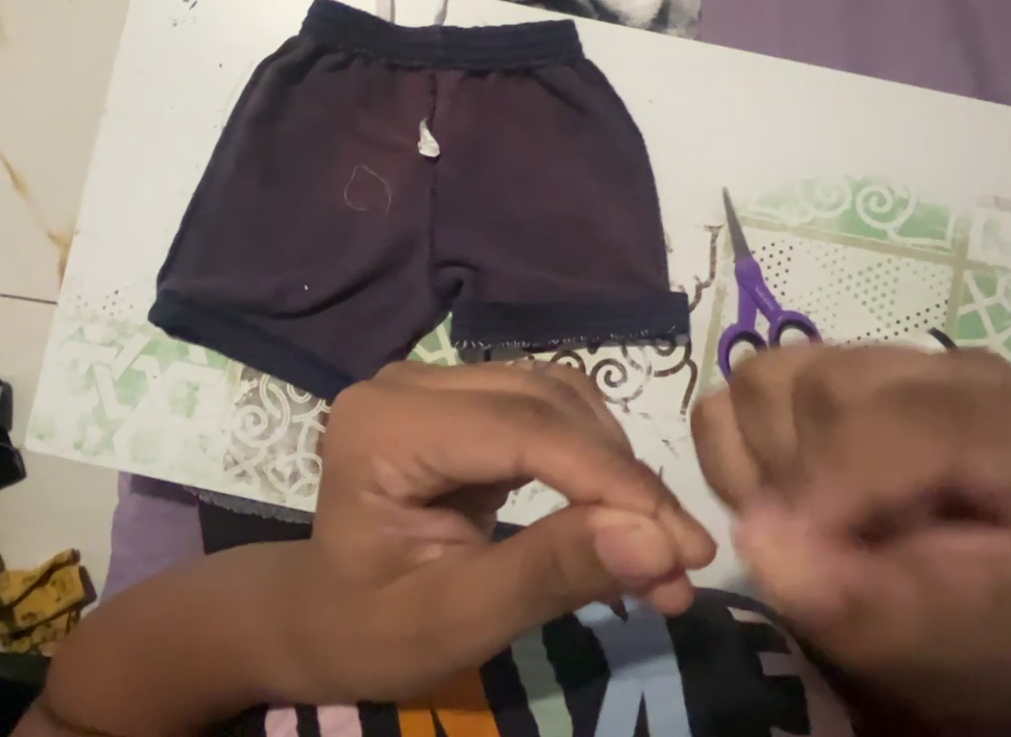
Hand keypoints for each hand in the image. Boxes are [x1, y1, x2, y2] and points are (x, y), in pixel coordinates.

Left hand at [262, 360, 716, 704]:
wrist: (324, 614)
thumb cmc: (371, 629)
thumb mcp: (455, 619)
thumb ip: (549, 572)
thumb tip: (657, 541)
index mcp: (385, 426)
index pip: (519, 430)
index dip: (610, 481)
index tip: (686, 546)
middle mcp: (409, 382)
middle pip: (545, 403)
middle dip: (621, 479)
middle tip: (680, 561)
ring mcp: (436, 383)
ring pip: (557, 397)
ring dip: (615, 465)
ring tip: (655, 546)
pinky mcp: (463, 399)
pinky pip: (547, 409)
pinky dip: (593, 458)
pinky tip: (616, 513)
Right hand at [691, 345, 1010, 732]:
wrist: (943, 628)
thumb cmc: (960, 640)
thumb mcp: (933, 643)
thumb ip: (852, 599)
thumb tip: (756, 537)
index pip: (920, 418)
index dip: (838, 476)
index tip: (787, 545)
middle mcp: (968, 374)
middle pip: (832, 384)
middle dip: (800, 476)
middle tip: (811, 547)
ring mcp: (889, 357)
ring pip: (771, 375)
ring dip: (764, 460)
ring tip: (806, 518)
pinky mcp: (826, 360)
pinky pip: (741, 386)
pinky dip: (733, 446)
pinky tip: (781, 489)